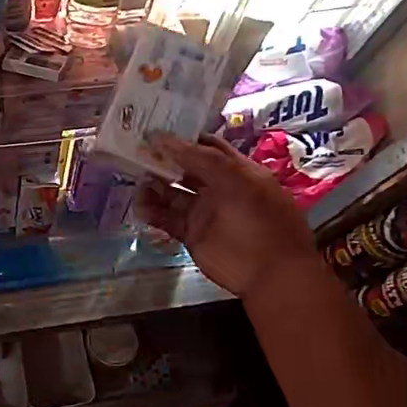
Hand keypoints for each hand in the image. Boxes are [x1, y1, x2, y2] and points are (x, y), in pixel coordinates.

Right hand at [138, 133, 321, 298]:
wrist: (271, 274)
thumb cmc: (259, 221)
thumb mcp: (237, 181)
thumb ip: (202, 158)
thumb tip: (164, 140)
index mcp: (235, 171)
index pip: (205, 147)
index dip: (182, 138)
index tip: (154, 132)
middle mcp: (218, 188)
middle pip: (184, 169)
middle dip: (161, 162)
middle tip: (136, 155)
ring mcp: (204, 212)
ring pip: (172, 194)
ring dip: (154, 187)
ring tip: (139, 186)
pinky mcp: (192, 234)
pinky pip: (167, 218)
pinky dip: (152, 213)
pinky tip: (142, 209)